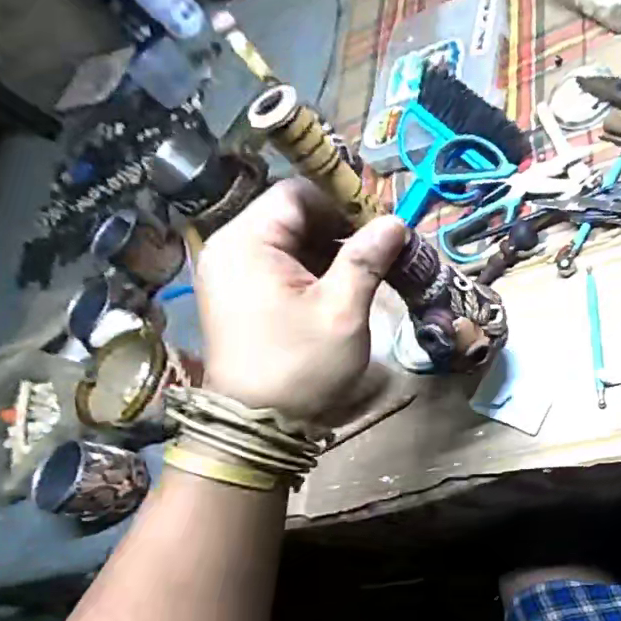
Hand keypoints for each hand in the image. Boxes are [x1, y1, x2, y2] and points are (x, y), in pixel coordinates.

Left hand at [195, 179, 407, 422]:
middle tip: (373, 263)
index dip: (342, 207)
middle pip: (289, 217)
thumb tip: (395, 222)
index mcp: (248, 240)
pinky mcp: (231, 298)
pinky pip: (272, 269)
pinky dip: (303, 276)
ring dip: (322, 257)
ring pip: (283, 244)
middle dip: (335, 235)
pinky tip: (328, 299)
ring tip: (355, 285)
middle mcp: (228, 247)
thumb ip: (366, 260)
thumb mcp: (342, 312)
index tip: (378, 236)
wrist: (257, 426)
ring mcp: (225, 273)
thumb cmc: (301, 367)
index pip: (298, 194)